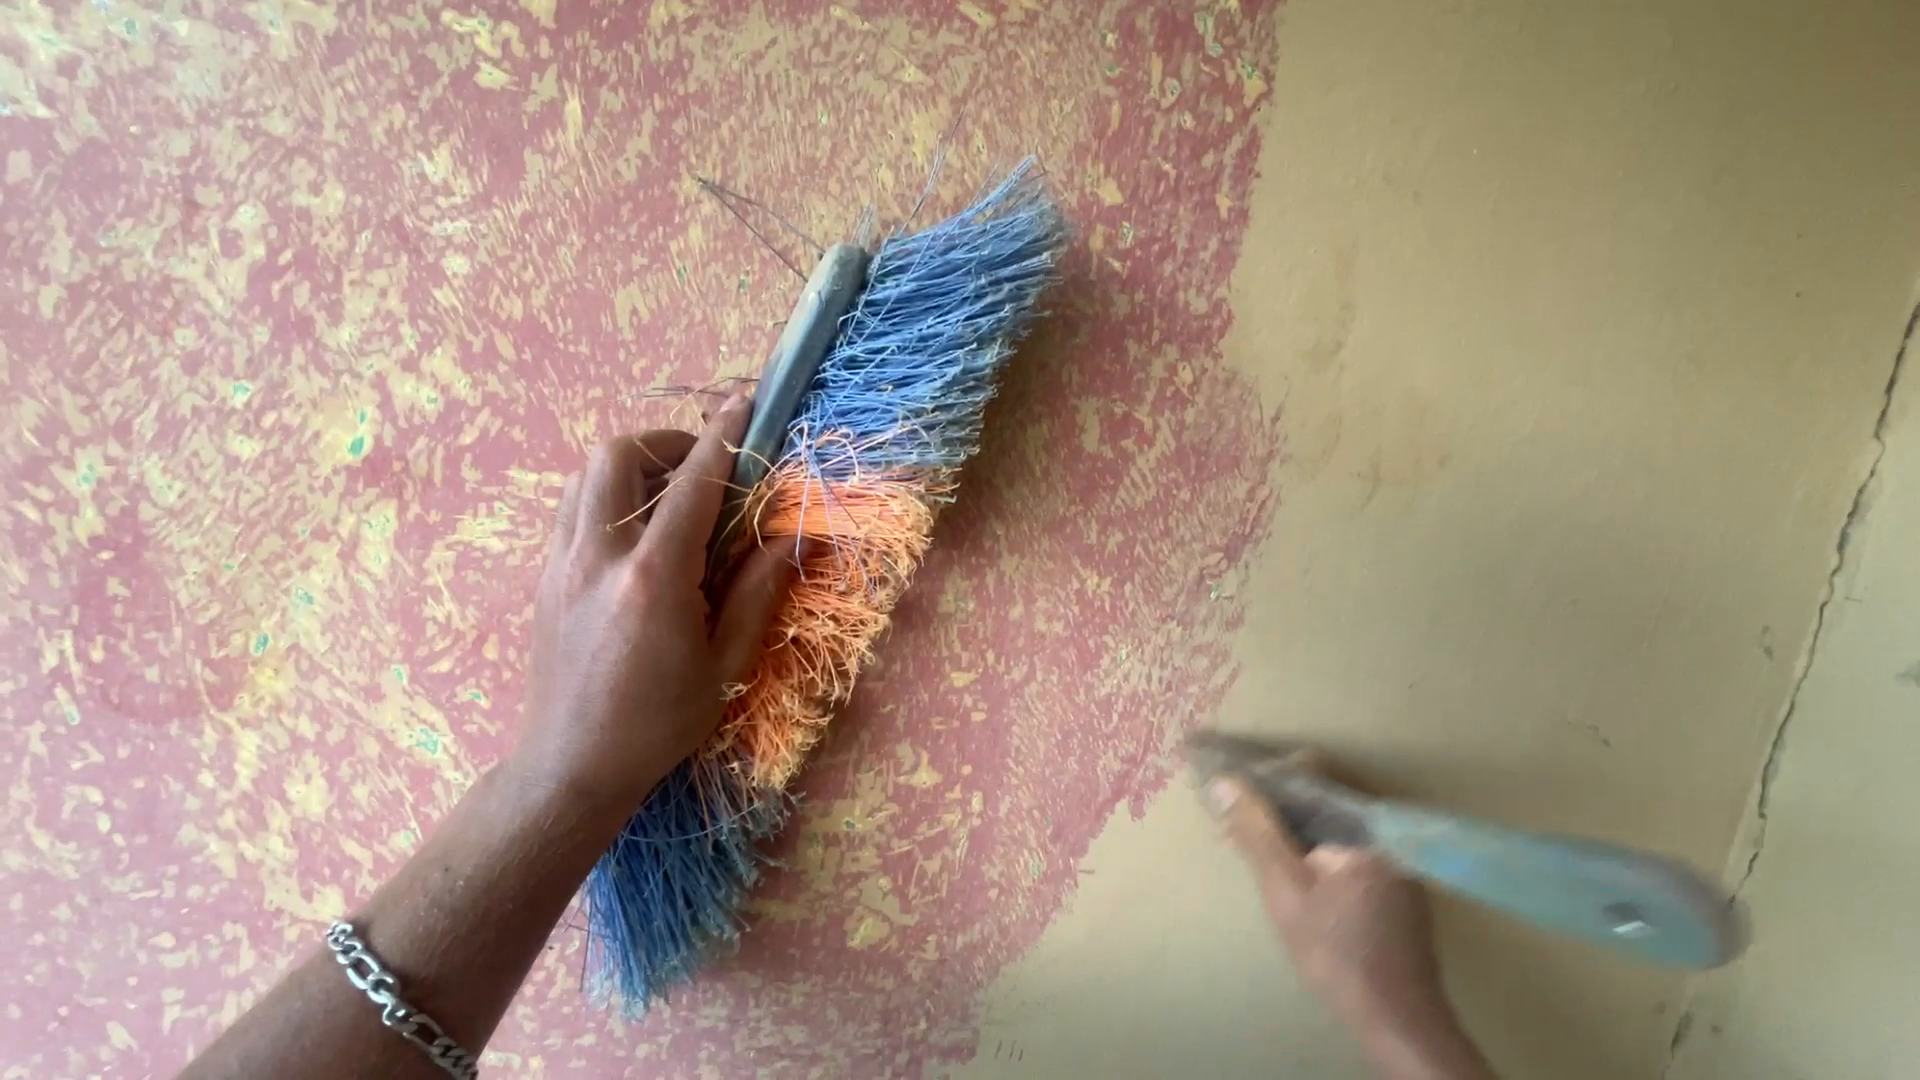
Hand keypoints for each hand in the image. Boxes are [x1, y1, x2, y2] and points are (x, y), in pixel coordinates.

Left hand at [508, 393, 798, 816]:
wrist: (569, 766)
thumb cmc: (658, 722)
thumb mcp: (725, 665)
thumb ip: (756, 592)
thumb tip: (783, 538)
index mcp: (653, 579)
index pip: (694, 485)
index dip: (723, 436)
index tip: (743, 400)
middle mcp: (598, 556)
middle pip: (618, 456)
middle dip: (666, 443)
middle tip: (704, 470)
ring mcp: (561, 562)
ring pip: (588, 475)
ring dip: (636, 467)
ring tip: (674, 500)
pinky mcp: (545, 575)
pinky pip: (576, 506)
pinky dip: (612, 497)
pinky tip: (640, 537)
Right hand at [1211, 758, 1494, 1079]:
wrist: (1397, 1022)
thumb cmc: (1336, 951)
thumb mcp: (1285, 888)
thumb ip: (1258, 831)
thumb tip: (1225, 781)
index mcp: (1363, 825)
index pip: (1308, 774)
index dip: (1264, 776)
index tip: (1229, 782)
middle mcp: (1384, 835)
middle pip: (1318, 802)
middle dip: (1271, 808)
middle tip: (1230, 823)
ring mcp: (1393, 863)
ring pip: (1328, 829)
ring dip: (1288, 832)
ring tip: (1248, 846)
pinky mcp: (1394, 890)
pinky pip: (1343, 852)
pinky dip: (1311, 854)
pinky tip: (1287, 876)